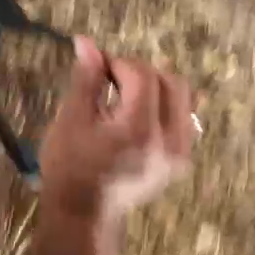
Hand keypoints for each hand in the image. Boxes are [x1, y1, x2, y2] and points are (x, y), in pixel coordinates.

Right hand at [37, 37, 193, 232]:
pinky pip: (185, 121)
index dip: (117, 62)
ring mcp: (181, 154)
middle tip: (109, 78)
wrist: (85, 212)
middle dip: (139, 71)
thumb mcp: (71, 118)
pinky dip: (164, 107)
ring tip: (124, 95)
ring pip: (184, 101)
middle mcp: (171, 141)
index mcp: (140, 129)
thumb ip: (86, 79)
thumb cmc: (69, 163)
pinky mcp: (181, 162)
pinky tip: (137, 113)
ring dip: (155, 87)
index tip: (94, 66)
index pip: (143, 75)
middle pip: (172, 83)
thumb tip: (86, 42)